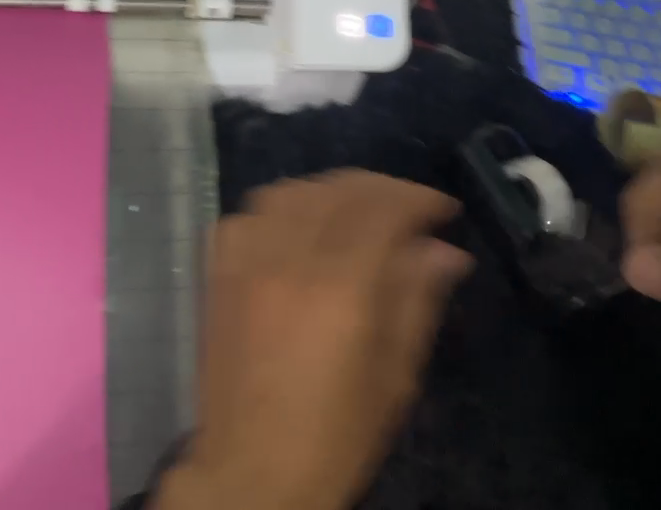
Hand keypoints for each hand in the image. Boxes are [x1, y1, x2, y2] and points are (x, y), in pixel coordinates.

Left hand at [155, 170, 471, 509]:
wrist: (252, 471)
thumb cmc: (336, 434)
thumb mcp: (395, 376)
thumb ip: (418, 299)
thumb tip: (444, 250)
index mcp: (340, 287)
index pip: (383, 210)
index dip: (418, 198)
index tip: (443, 209)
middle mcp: (287, 259)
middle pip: (337, 190)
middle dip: (381, 188)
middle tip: (408, 207)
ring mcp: (243, 261)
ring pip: (289, 192)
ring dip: (329, 190)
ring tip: (356, 209)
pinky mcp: (216, 272)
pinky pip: (247, 214)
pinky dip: (279, 208)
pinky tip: (297, 226)